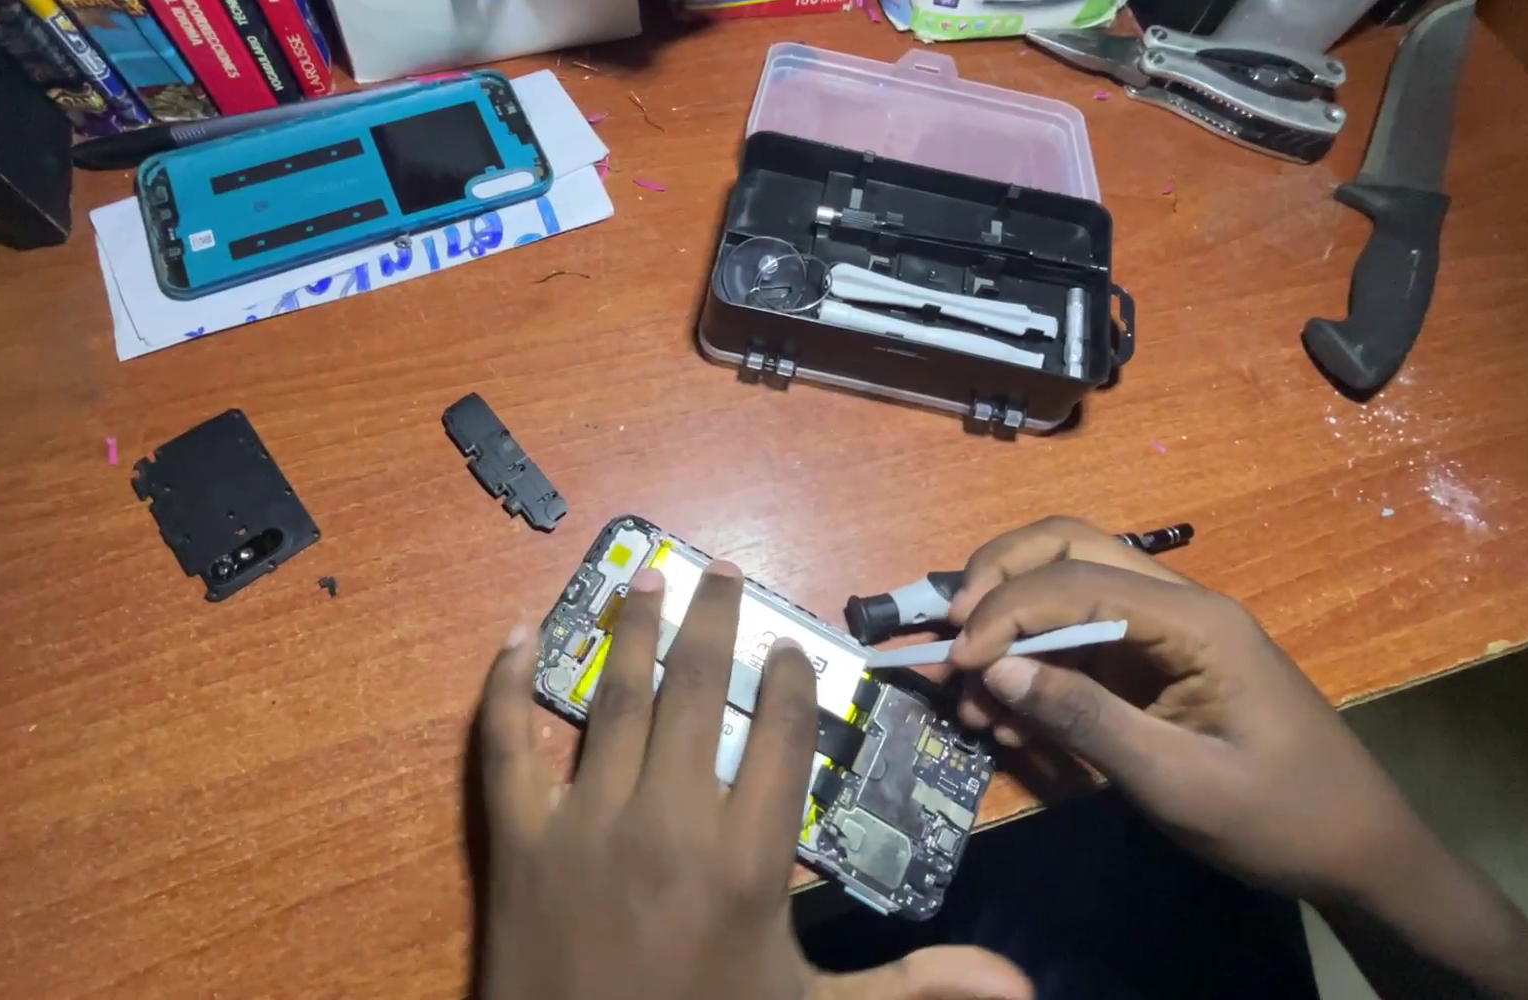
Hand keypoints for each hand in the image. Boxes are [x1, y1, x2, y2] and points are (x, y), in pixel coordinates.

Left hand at [476, 562, 1030, 999]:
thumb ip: (915, 992)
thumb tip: (1022, 985)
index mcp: (747, 857)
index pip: (783, 734)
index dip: (793, 681)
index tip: (790, 647)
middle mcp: (670, 819)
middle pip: (699, 690)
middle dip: (716, 622)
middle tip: (722, 569)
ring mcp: (587, 823)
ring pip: (616, 699)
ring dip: (634, 630)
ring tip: (648, 575)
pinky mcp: (519, 840)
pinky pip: (505, 747)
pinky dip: (505, 689)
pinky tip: (516, 637)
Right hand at [942, 517, 1436, 906]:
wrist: (1362, 854)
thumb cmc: (1282, 819)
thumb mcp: (1179, 782)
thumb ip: (1084, 718)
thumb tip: (994, 669)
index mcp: (1194, 620)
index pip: (1075, 582)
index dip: (1005, 611)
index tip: (962, 660)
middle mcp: (1172, 601)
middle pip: (1065, 544)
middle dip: (997, 576)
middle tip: (954, 625)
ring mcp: (1157, 624)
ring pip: (1061, 577)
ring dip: (1005, 619)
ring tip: (972, 688)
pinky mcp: (1145, 654)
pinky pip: (1070, 633)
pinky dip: (1026, 657)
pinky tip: (1007, 708)